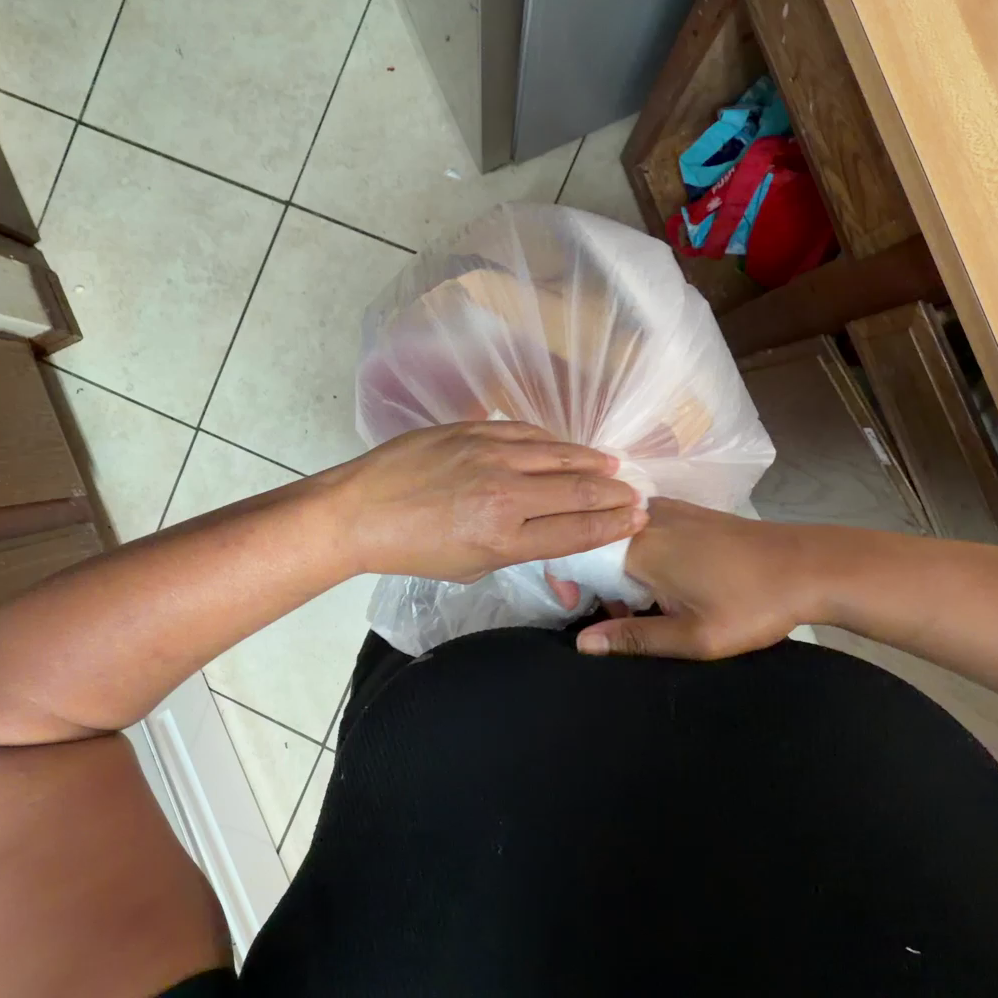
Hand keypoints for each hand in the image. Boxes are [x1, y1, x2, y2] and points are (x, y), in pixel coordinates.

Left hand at [323, 421, 645, 582]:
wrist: (358, 511)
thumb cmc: (411, 550)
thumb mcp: (470, 567)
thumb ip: (517, 550)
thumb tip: (552, 537)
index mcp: (504, 538)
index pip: (578, 530)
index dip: (615, 525)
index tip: (638, 518)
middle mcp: (505, 494)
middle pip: (579, 490)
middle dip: (615, 493)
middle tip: (635, 494)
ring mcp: (488, 455)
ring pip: (558, 453)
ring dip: (592, 461)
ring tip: (612, 466)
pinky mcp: (471, 429)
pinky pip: (526, 431)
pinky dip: (552, 440)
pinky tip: (564, 445)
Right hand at [575, 499, 822, 658]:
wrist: (813, 566)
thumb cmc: (753, 604)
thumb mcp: (694, 637)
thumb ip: (633, 638)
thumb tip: (581, 643)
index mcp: (639, 546)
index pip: (574, 554)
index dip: (564, 582)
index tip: (575, 611)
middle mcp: (644, 518)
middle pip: (594, 545)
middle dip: (595, 583)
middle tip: (623, 620)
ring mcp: (666, 509)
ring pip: (616, 537)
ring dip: (618, 570)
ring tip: (646, 606)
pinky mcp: (684, 510)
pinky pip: (640, 529)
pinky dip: (638, 555)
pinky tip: (666, 582)